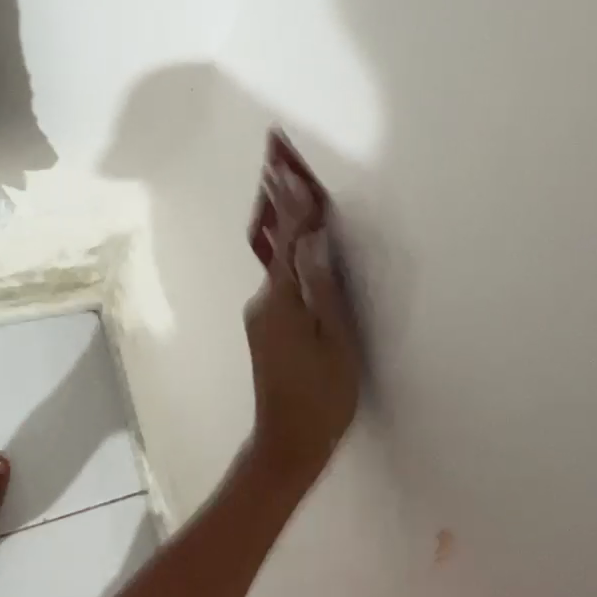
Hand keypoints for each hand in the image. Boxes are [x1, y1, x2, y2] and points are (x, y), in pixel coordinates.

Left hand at [243, 177, 361, 483]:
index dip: (290, 200)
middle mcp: (264, 299)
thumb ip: (323, 287)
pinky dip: (284, 247)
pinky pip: (278, 275)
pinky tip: (293, 237)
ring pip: (274, 256)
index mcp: (282, 299)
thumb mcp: (335, 342)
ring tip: (280, 180)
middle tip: (272, 154)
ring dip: (279, 218)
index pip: (288, 237)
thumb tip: (311, 238)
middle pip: (273, 239)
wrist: (286, 442)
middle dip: (275, 195)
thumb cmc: (322, 397)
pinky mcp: (266, 326)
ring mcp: (262, 313)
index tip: (285, 162)